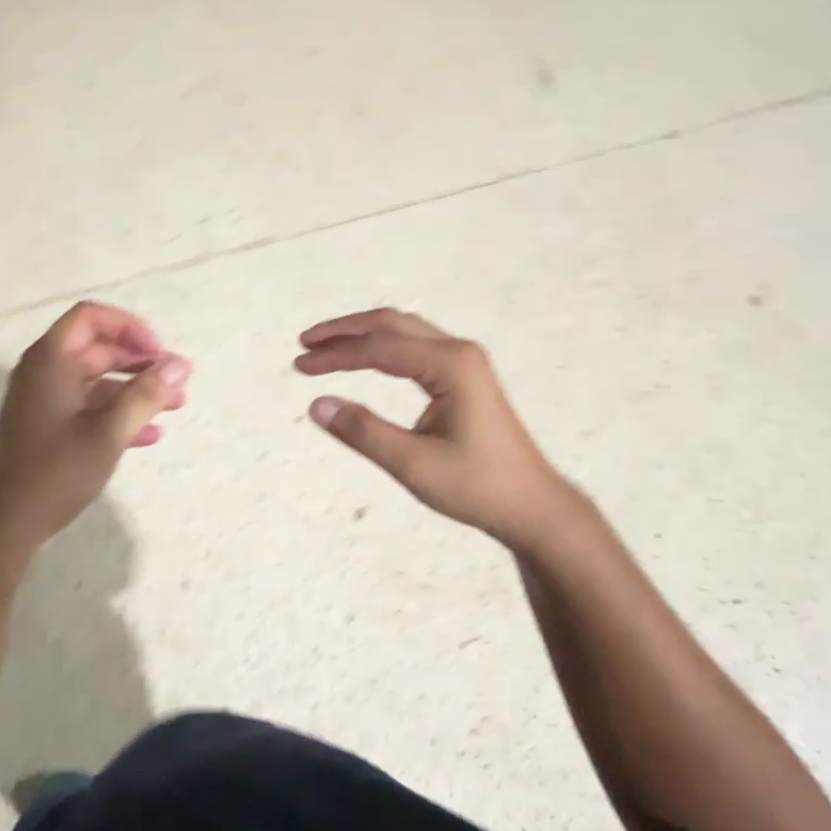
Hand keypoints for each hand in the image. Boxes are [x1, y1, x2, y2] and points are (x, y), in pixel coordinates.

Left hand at [0, 302, 188, 551]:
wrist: (6, 523)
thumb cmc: (56, 473)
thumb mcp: (108, 434)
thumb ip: (145, 396)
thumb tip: (179, 365)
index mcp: (51, 361)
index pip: (91, 317)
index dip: (130, 328)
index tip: (159, 354)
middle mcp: (43, 372)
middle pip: (97, 349)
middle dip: (141, 363)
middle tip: (178, 384)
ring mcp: (42, 401)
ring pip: (96, 382)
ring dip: (135, 392)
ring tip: (175, 409)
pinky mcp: (45, 427)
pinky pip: (86, 408)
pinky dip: (116, 415)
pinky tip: (149, 436)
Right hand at [295, 308, 579, 548]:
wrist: (531, 505)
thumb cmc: (476, 487)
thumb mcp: (412, 464)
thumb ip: (363, 432)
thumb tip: (316, 405)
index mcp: (450, 365)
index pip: (379, 348)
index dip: (335, 355)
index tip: (299, 365)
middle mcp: (459, 353)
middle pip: (392, 325)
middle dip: (345, 332)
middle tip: (304, 345)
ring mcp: (465, 363)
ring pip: (405, 333)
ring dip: (364, 336)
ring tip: (324, 348)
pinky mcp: (465, 379)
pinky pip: (416, 349)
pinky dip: (383, 349)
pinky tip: (365, 360)